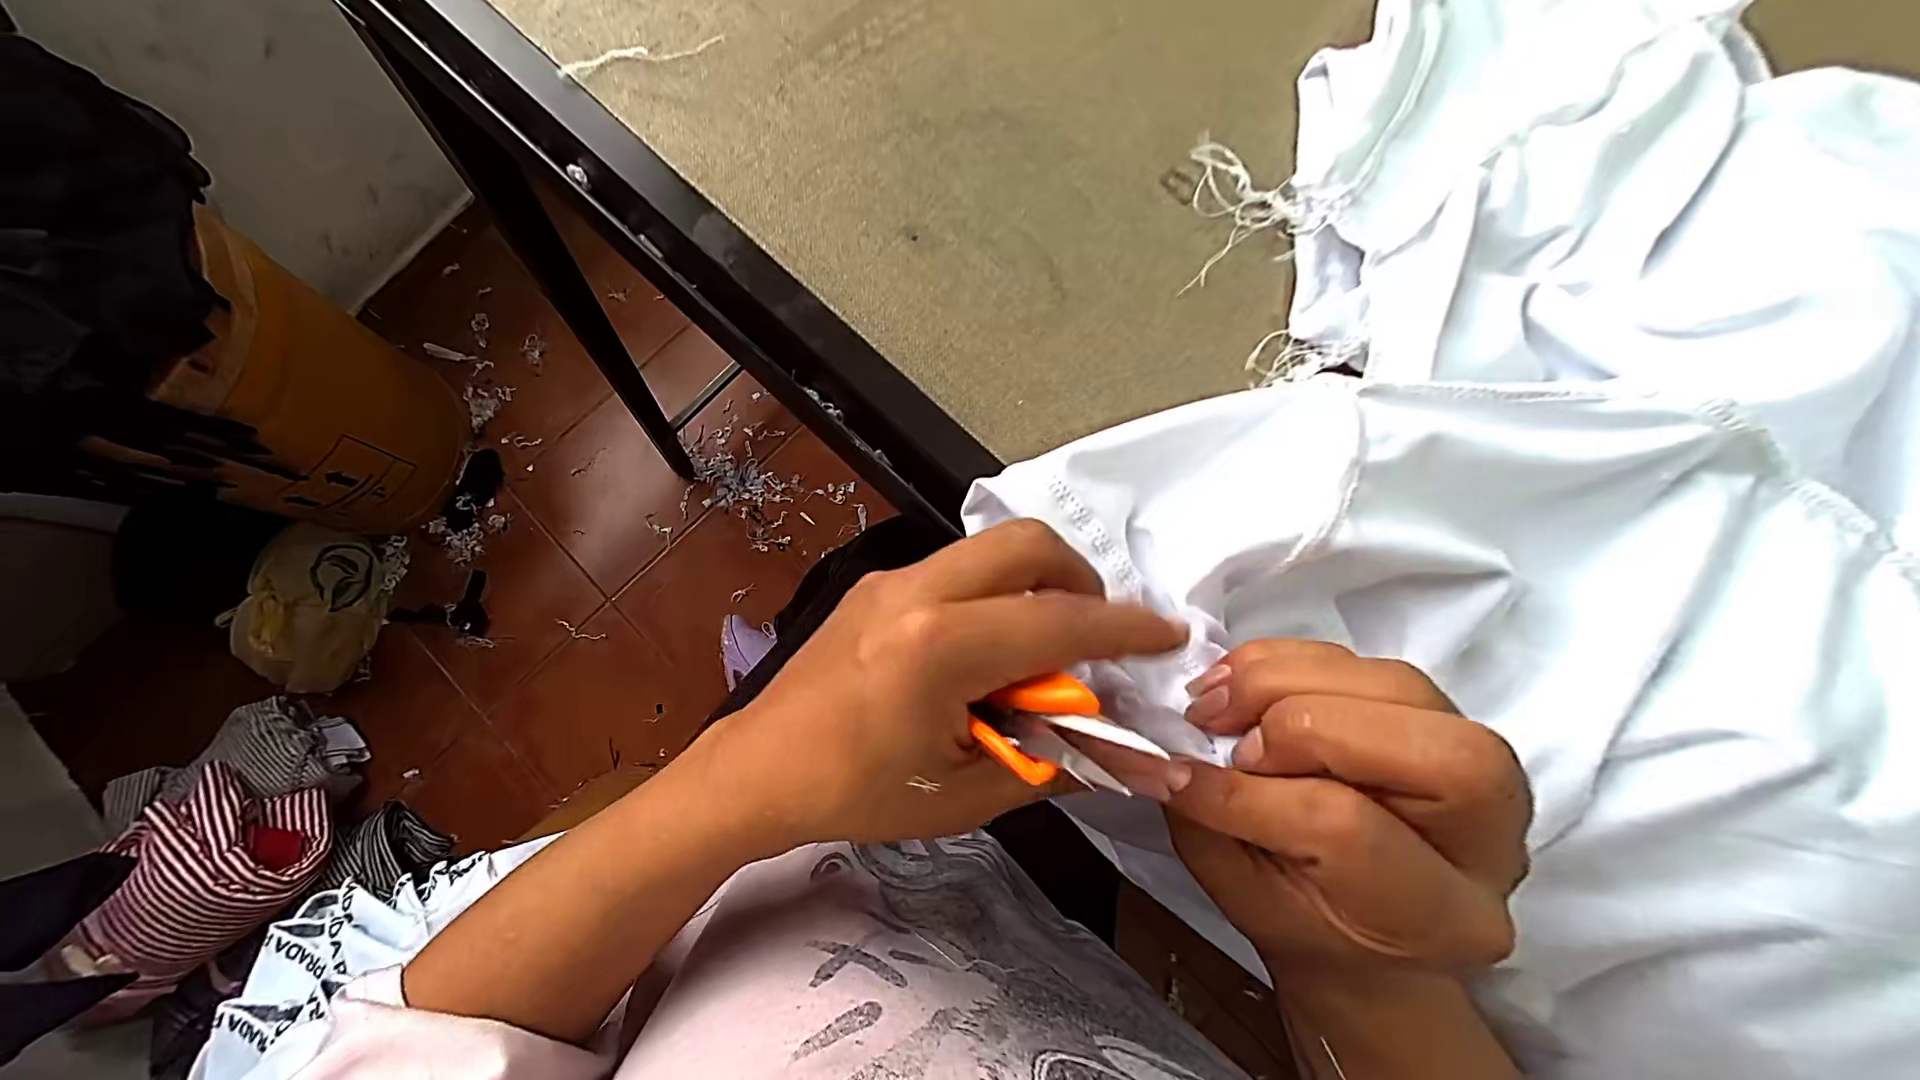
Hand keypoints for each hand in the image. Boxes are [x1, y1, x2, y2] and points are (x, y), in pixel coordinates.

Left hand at [688, 520, 1186, 855]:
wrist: (760, 767)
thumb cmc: (855, 793)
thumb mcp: (964, 796)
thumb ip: (1050, 762)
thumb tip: (1119, 751)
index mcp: (938, 648)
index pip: (1057, 623)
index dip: (1124, 629)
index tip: (1166, 634)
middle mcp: (916, 592)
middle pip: (1027, 544)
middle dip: (1080, 579)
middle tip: (1096, 630)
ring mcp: (893, 579)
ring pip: (993, 549)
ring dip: (1037, 584)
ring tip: (1041, 645)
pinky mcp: (879, 582)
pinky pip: (959, 568)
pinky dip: (996, 592)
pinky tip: (986, 646)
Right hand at [1100, 640, 1530, 972]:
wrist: (1357, 919)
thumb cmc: (1297, 914)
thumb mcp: (1238, 889)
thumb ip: (1199, 816)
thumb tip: (1154, 751)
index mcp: (1442, 914)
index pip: (1345, 826)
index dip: (1243, 794)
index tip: (1174, 776)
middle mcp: (1490, 836)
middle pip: (1427, 749)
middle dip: (1295, 720)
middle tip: (1214, 728)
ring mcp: (1480, 764)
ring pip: (1398, 684)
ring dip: (1285, 677)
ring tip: (1217, 701)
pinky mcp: (1435, 712)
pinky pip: (1367, 660)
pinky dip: (1288, 658)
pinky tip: (1238, 682)